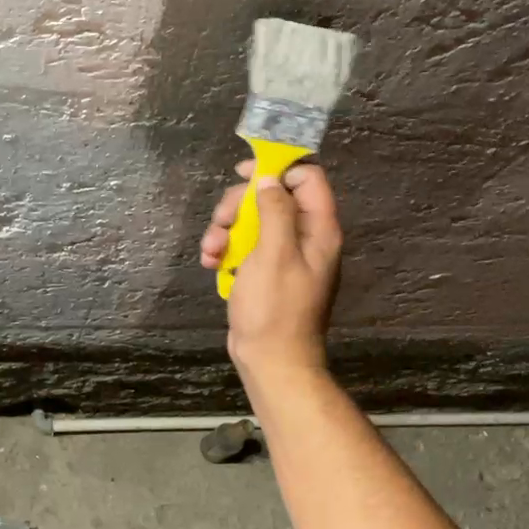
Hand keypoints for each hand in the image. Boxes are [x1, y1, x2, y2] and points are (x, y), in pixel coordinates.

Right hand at [199, 159, 342, 380]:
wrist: (271, 360)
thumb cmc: (275, 307)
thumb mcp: (273, 253)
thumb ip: (275, 210)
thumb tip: (269, 178)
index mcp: (318, 229)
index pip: (307, 178)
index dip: (277, 169)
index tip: (244, 173)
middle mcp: (305, 237)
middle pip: (271, 195)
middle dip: (240, 205)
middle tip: (221, 222)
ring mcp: (283, 254)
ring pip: (252, 219)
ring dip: (225, 228)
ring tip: (210, 251)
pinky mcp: (264, 270)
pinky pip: (244, 244)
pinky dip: (225, 248)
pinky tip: (211, 263)